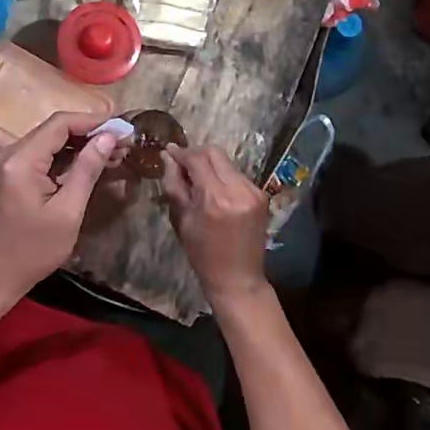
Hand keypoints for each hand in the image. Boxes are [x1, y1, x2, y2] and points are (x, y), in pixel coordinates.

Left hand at [0, 112, 123, 296]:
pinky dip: (68, 158)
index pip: (60, 124)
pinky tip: (91, 165)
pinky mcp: (12, 175)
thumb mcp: (68, 211)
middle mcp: (11, 153)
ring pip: (51, 142)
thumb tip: (109, 138)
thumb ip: (87, 169)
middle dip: (91, 133)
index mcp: (22, 159)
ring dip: (81, 145)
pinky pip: (43, 156)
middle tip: (124, 143)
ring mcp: (9, 164)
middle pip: (55, 129)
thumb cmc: (33, 249)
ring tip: (114, 153)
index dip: (94, 121)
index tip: (123, 128)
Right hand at [161, 145, 270, 307]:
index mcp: (214, 198)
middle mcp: (237, 189)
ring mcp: (253, 191)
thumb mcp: (182, 221)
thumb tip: (167, 157)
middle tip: (182, 164)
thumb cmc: (203, 255)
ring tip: (198, 180)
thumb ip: (175, 185)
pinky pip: (238, 176)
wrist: (238, 278)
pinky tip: (216, 191)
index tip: (169, 151)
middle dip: (196, 153)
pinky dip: (224, 177)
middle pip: (215, 153)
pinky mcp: (261, 195)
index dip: (181, 152)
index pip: (197, 159)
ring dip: (210, 165)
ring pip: (227, 163)